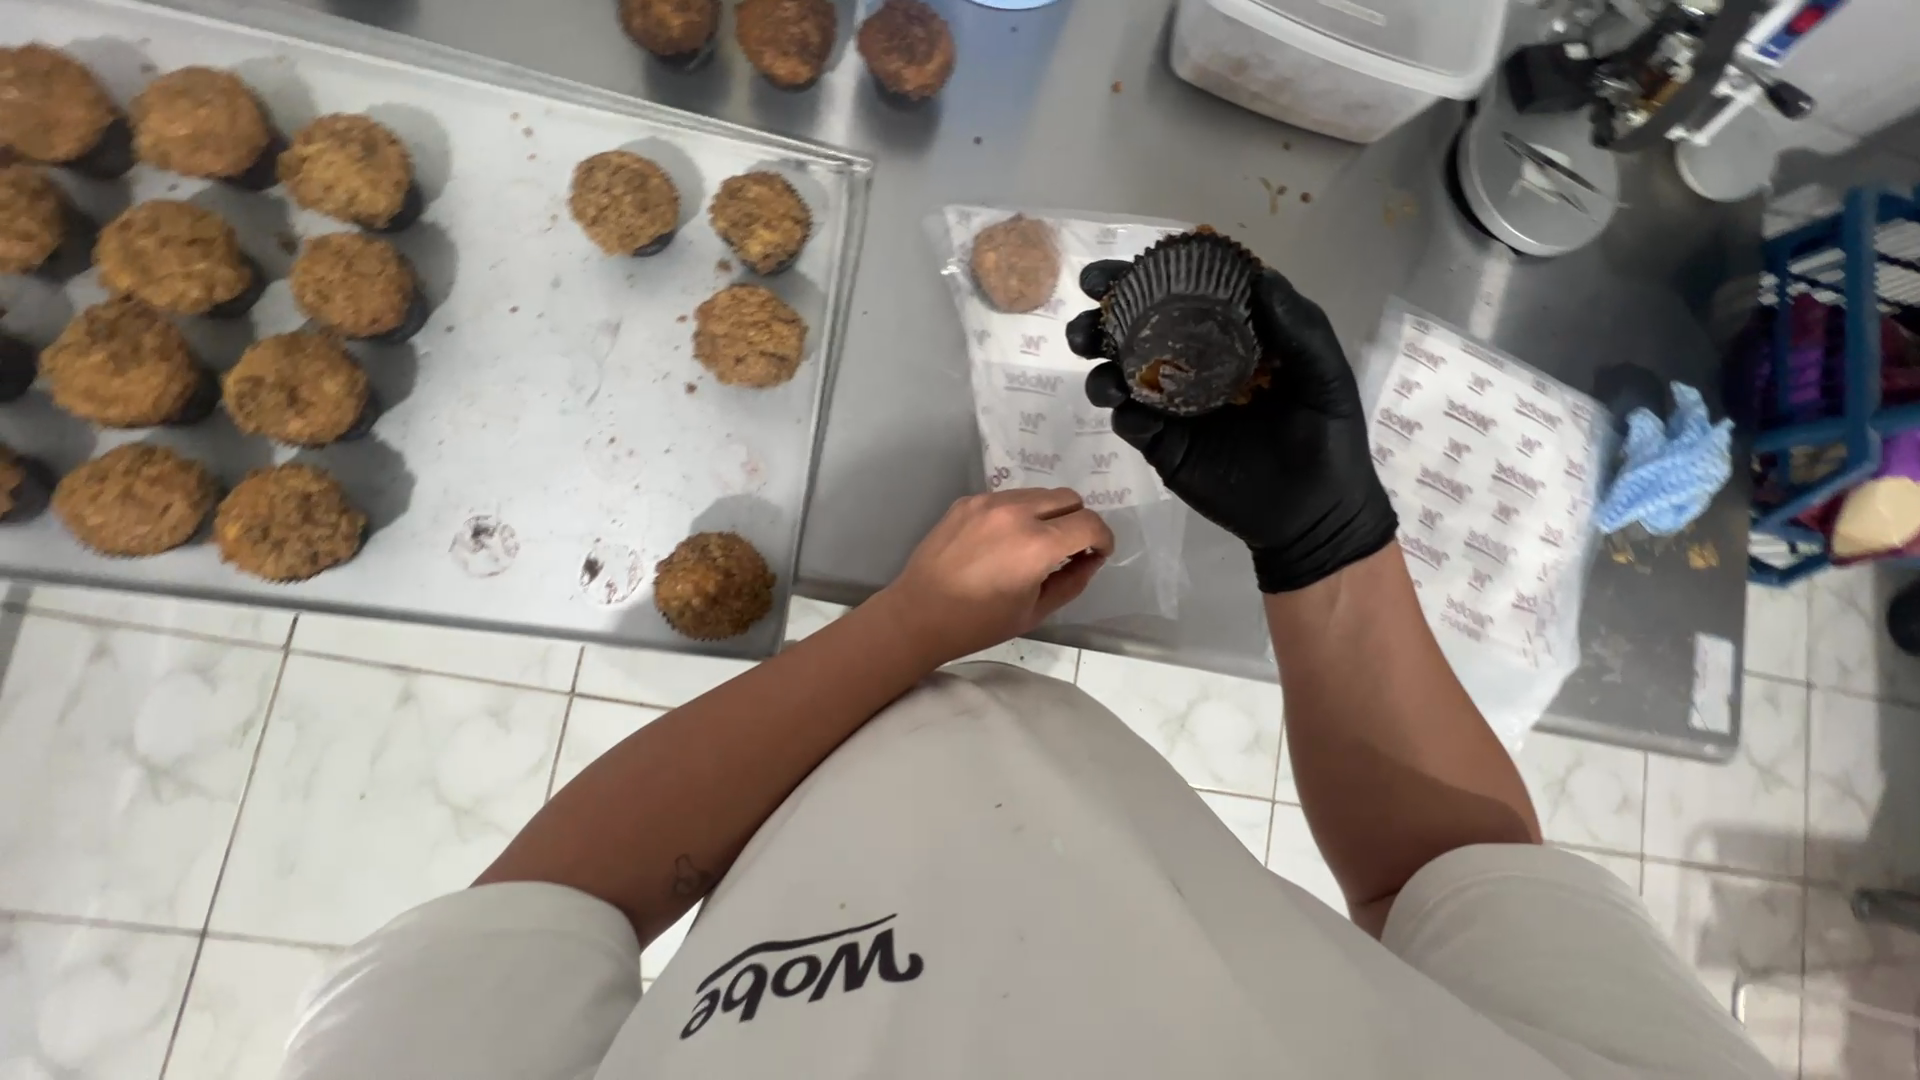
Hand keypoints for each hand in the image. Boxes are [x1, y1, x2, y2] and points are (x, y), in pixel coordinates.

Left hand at [878, 489, 1114, 664]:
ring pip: (1038, 493)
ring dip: (1049, 514)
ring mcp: (988, 502)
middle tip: (1069, 549)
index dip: (1103, 539)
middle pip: (1069, 498)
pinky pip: (1008, 497)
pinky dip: (1018, 513)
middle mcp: (1015, 513)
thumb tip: (1090, 560)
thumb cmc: (979, 623)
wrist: (918, 614)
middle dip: (1078, 522)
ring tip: (1034, 544)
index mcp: (1037, 544)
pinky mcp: (967, 501)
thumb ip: (1072, 581)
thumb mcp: (1035, 611)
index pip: (1090, 524)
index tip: (1098, 553)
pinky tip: (1003, 541)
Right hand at [1066, 262, 1396, 592]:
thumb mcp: (1324, 374)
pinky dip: (1120, 410)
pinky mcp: (1162, 445)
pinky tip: (1122, 404)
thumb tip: (1260, 276)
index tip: (1114, 271)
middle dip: (1104, 319)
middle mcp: (1193, 367)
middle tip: (1086, 315)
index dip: (1146, 280)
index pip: (1182, 298)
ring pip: (1122, 376)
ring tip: (1092, 358)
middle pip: (1138, 334)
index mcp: (1229, 340)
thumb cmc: (1328, 437)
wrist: (1314, 514)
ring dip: (1099, 363)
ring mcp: (1173, 407)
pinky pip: (1130, 422)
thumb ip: (1298, 327)